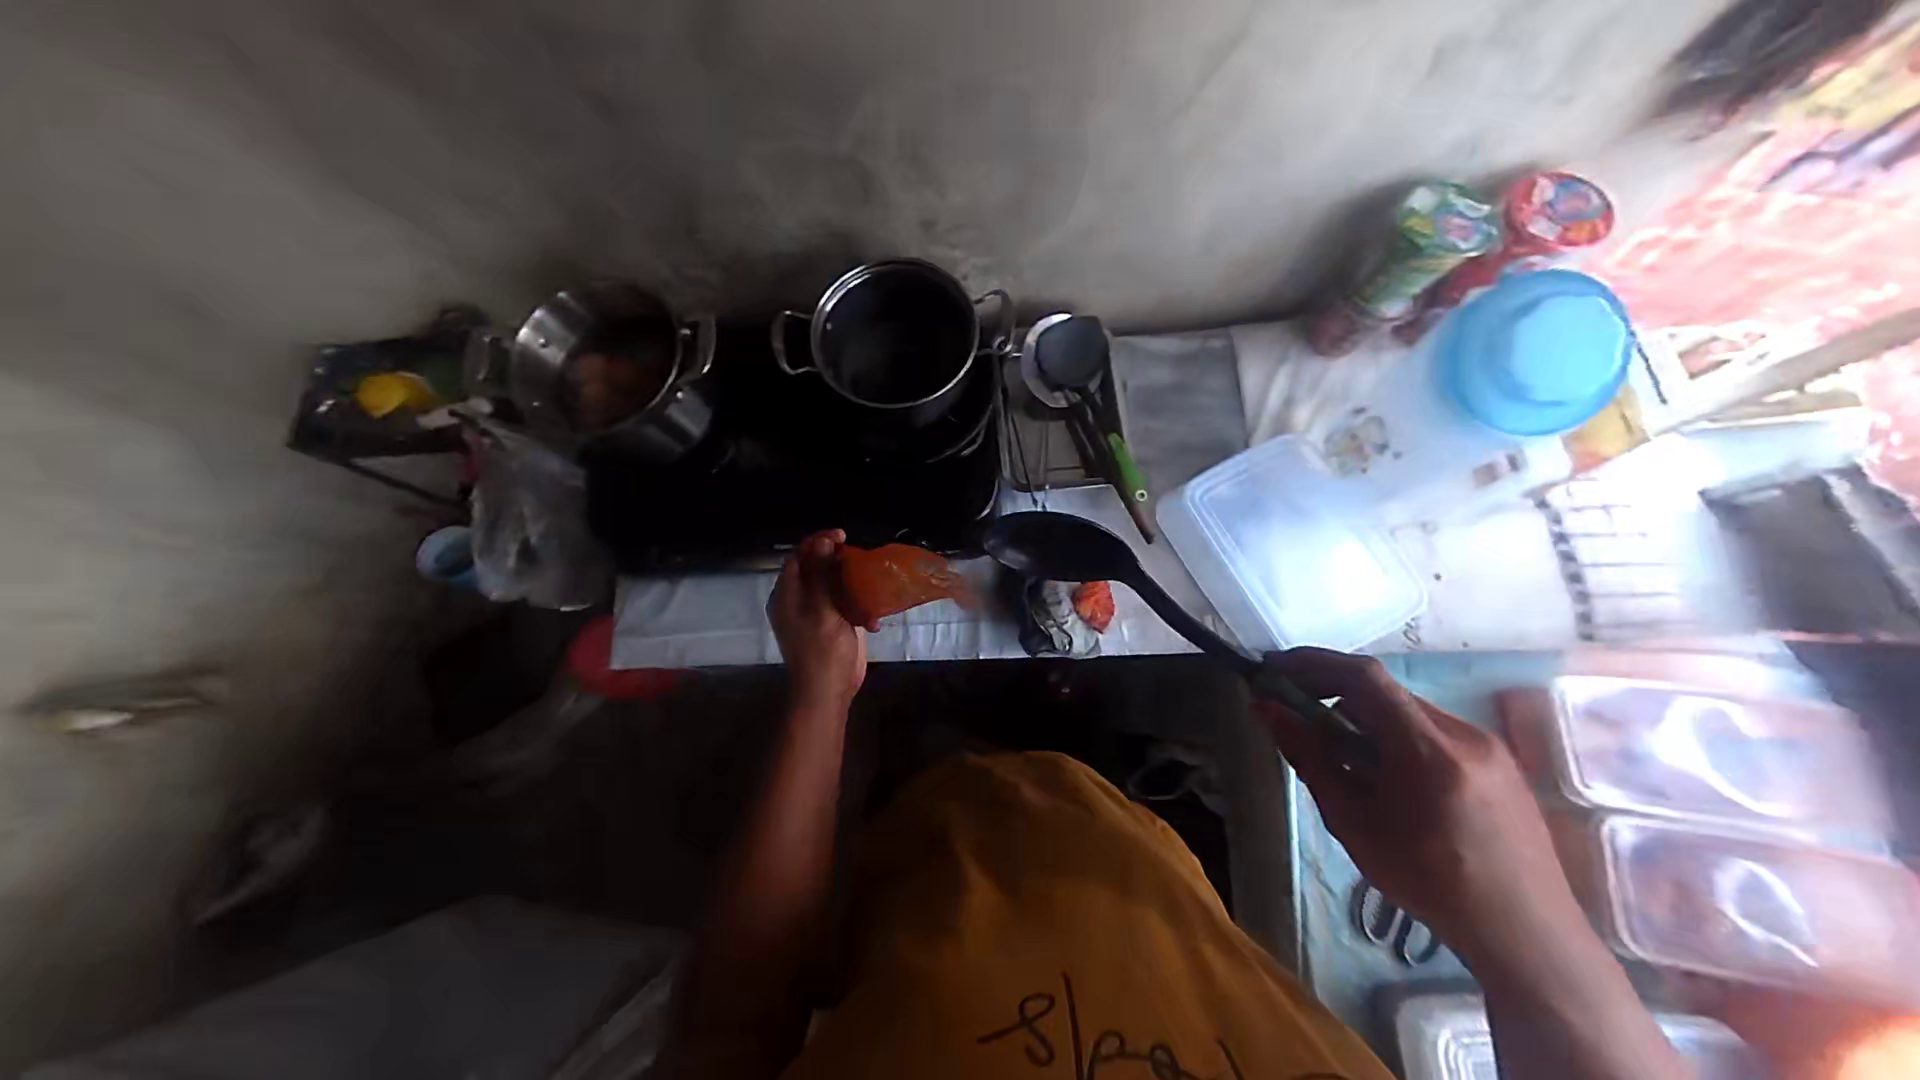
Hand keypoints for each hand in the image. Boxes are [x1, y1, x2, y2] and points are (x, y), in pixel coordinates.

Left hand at [767, 529, 866, 710]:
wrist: (828, 691)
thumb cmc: (822, 650)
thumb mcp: (822, 608)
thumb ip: (821, 574)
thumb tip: (823, 542)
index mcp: (787, 595)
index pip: (800, 556)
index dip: (819, 542)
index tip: (843, 537)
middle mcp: (799, 601)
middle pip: (818, 569)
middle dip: (840, 562)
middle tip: (862, 558)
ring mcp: (817, 614)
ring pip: (835, 585)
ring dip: (854, 584)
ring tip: (871, 582)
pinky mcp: (833, 626)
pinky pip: (846, 605)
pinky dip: (859, 606)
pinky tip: (873, 617)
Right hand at [1253, 647, 1588, 971]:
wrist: (1527, 934)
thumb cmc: (1429, 882)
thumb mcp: (1352, 822)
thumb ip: (1309, 757)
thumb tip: (1267, 708)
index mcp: (1429, 750)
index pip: (1364, 677)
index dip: (1313, 663)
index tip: (1274, 669)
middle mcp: (1463, 733)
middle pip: (1382, 689)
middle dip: (1330, 689)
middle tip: (1293, 709)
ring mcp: (1487, 744)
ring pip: (1405, 707)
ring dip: (1361, 714)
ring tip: (1335, 750)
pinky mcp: (1498, 760)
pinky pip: (1430, 727)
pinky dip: (1392, 731)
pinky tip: (1381, 770)